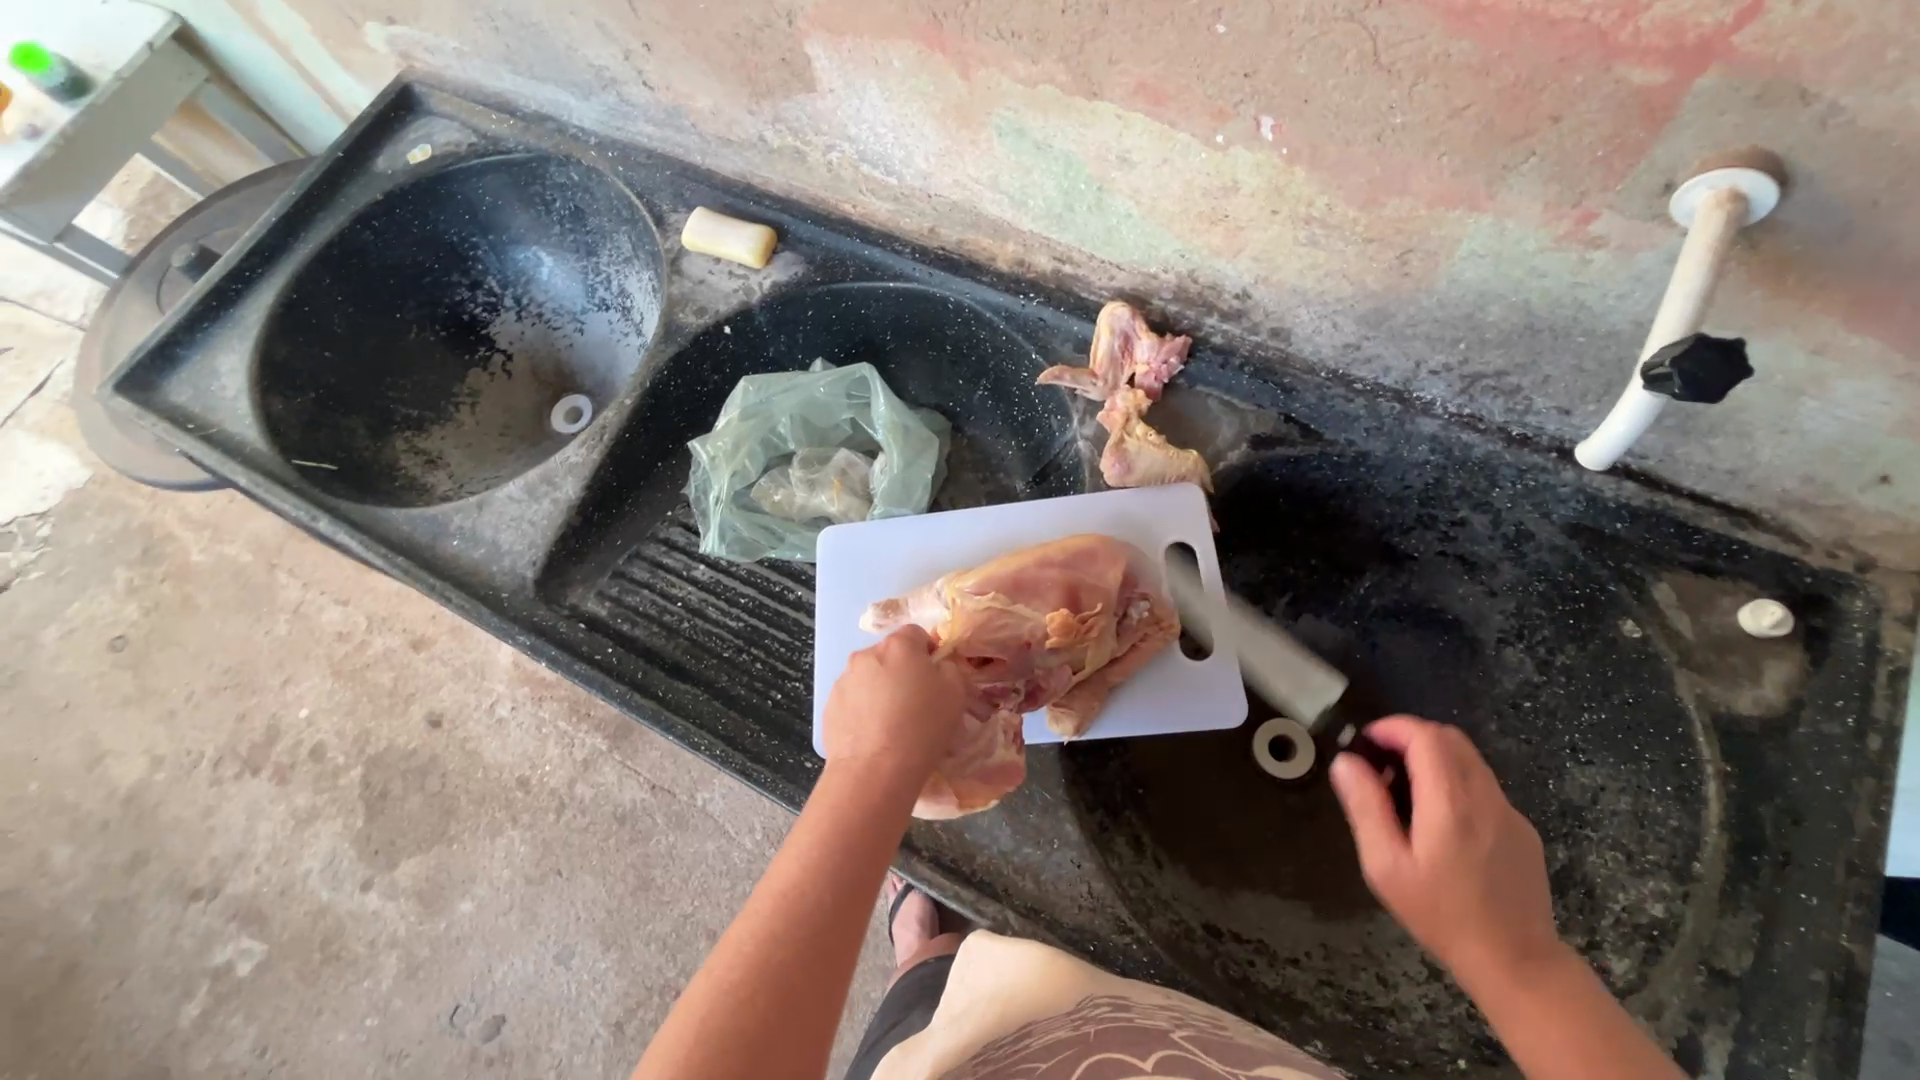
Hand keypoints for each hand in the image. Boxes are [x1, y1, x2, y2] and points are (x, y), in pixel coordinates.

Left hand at [823, 627, 967, 783]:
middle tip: (916, 703)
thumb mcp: (956, 693)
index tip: (936, 679)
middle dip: (903, 672)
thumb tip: (938, 665)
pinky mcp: (829, 706)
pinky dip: (863, 711)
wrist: (875, 770)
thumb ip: (950, 667)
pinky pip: (853, 700)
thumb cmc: (922, 727)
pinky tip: (874, 735)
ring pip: (869, 678)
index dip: (929, 653)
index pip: (917, 633)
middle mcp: (866, 655)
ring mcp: (843, 680)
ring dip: (881, 691)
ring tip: (892, 724)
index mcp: (898, 645)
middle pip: (890, 655)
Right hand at [1329, 715, 1563, 988]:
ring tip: (1404, 795)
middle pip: (1450, 738)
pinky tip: (1439, 825)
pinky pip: (1483, 787)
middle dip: (1410, 738)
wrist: (1516, 961)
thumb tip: (1346, 762)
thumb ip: (1365, 807)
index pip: (1426, 736)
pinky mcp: (1521, 830)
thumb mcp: (1386, 866)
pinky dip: (1454, 783)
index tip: (1366, 743)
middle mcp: (1486, 797)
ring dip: (1433, 759)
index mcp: (1450, 802)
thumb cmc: (1440, 914)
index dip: (1392, 728)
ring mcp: (1509, 812)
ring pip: (1469, 759)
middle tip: (1381, 766)